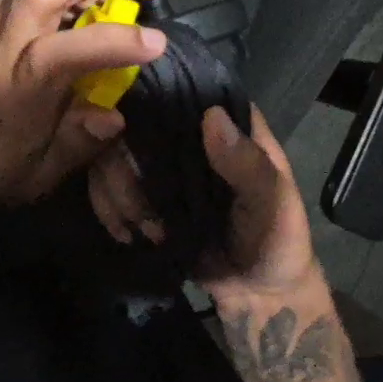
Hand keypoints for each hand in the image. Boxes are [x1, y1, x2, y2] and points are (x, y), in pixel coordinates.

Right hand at [87, 104, 320, 301]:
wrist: (257, 295)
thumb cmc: (276, 238)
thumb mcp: (271, 202)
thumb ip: (246, 163)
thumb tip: (211, 116)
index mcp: (225, 122)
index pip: (180, 87)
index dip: (148, 96)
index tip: (126, 122)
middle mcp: (186, 133)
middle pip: (131, 118)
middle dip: (123, 165)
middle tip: (140, 206)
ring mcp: (159, 162)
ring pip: (111, 152)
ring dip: (116, 193)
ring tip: (145, 230)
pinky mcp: (141, 193)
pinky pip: (105, 185)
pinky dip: (108, 209)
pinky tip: (126, 234)